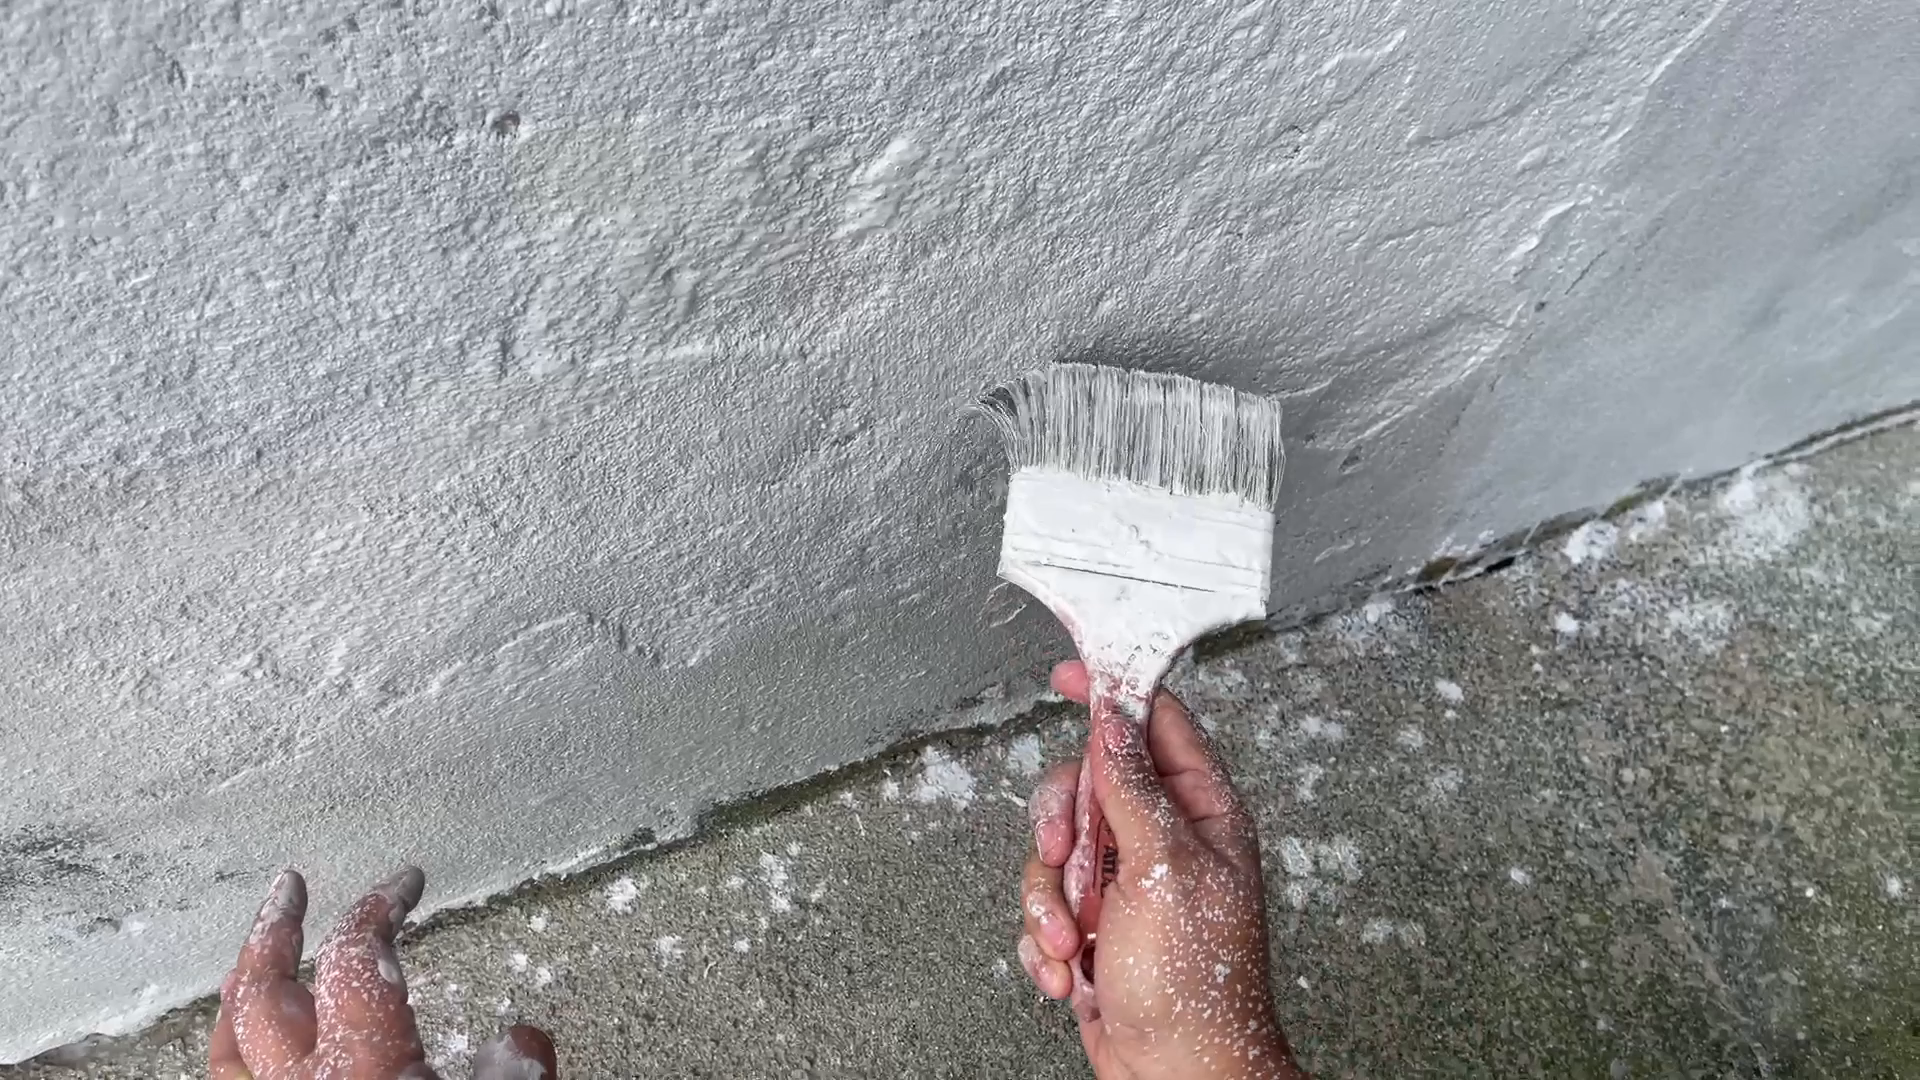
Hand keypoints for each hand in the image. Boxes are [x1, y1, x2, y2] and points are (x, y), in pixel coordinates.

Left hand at [211, 866, 558, 1079]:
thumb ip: (518, 1071)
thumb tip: (525, 1036)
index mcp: (360, 1069)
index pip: (359, 960)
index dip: (380, 907)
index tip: (408, 881)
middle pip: (263, 994)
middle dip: (276, 929)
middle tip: (292, 885)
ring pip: (223, 1044)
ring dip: (239, 986)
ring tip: (257, 947)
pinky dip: (232, 1046)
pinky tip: (253, 1038)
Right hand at [1019, 661, 1306, 1079]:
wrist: (1174, 1079)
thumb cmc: (1196, 983)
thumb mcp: (1165, 868)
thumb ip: (1134, 786)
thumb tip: (1112, 720)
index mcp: (1196, 809)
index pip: (1153, 722)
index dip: (1112, 692)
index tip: (1069, 675)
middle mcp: (1156, 832)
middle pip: (1086, 779)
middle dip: (1064, 824)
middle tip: (1068, 858)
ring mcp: (1119, 873)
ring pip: (1055, 841)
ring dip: (1053, 897)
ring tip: (1075, 941)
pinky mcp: (1089, 911)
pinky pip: (1044, 893)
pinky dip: (1047, 934)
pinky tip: (1073, 970)